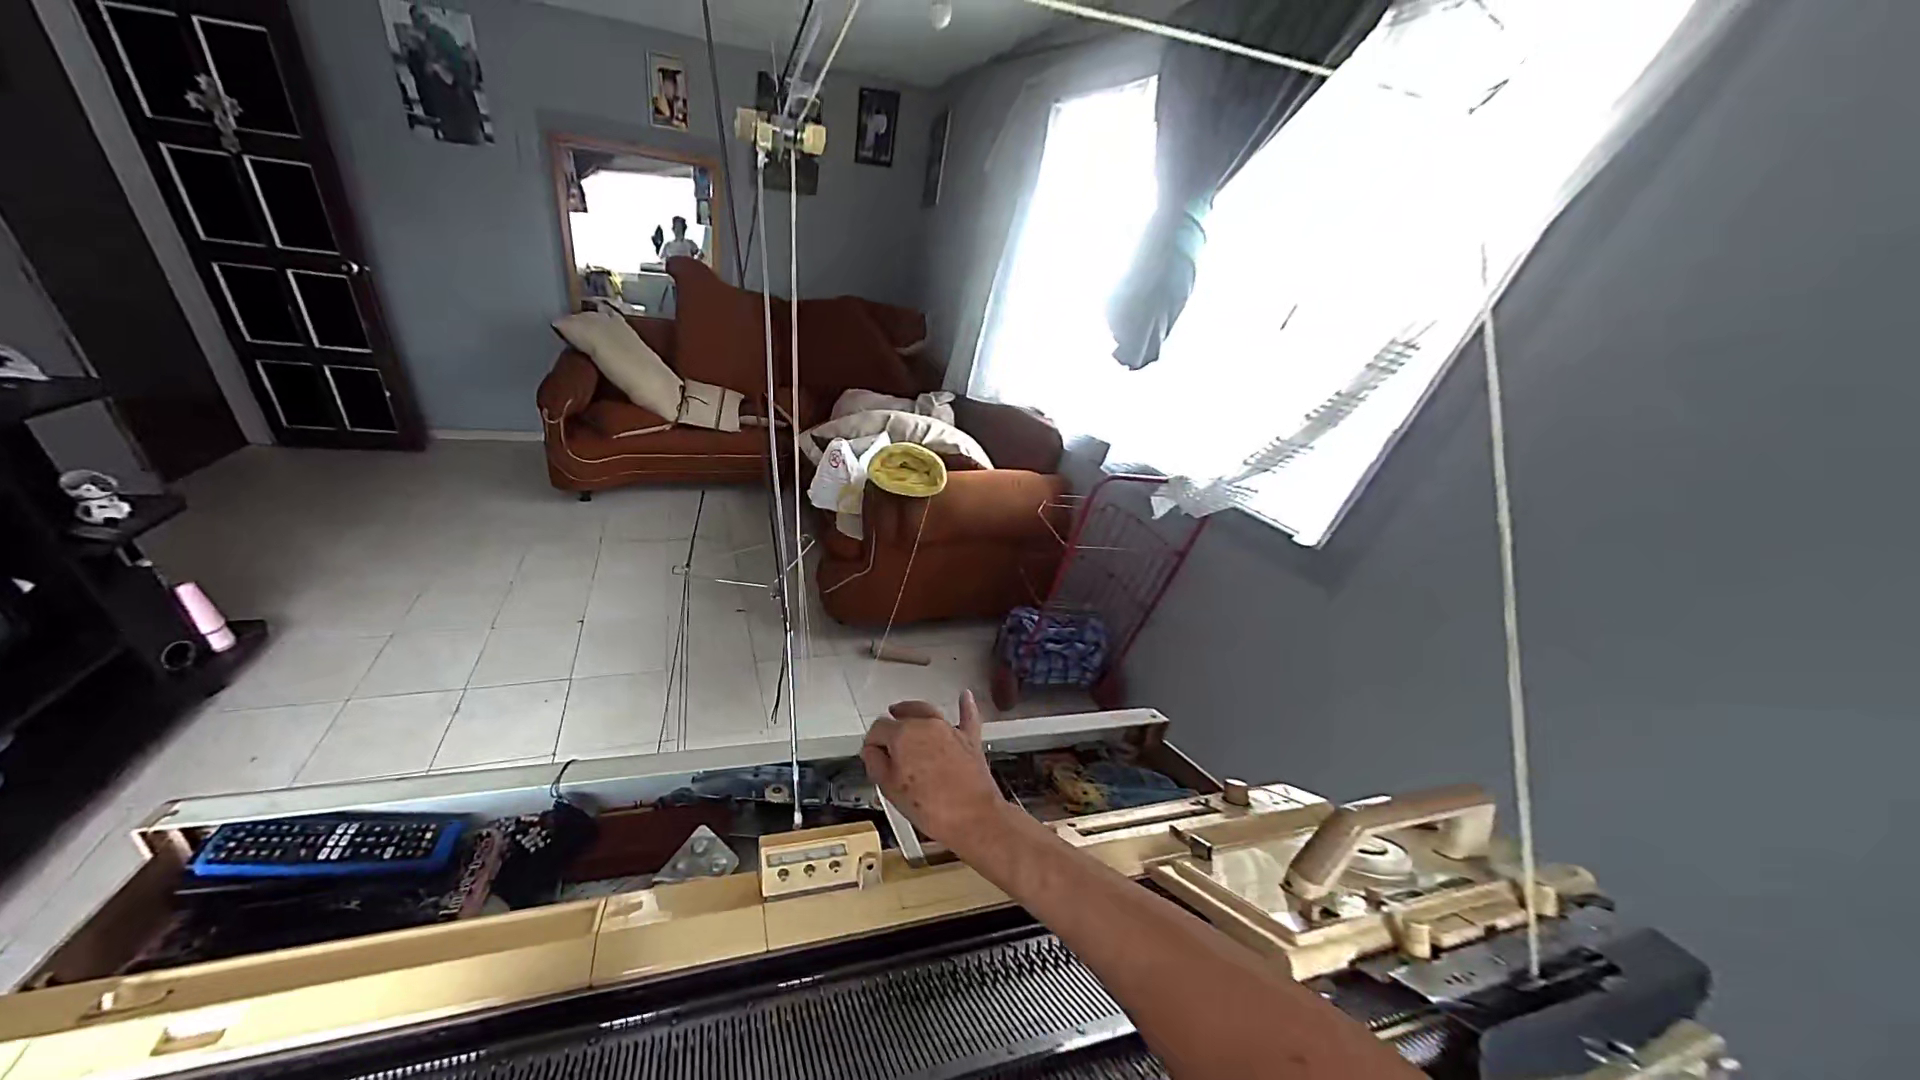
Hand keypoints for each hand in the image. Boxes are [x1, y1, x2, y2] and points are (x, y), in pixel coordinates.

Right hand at [861, 690, 1009, 854]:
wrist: (973, 817)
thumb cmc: (934, 807)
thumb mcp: (890, 790)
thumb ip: (876, 764)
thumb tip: (871, 752)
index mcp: (903, 734)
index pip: (878, 728)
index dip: (872, 742)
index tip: (871, 753)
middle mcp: (927, 725)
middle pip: (903, 716)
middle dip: (891, 725)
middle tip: (885, 737)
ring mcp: (950, 730)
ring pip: (928, 712)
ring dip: (915, 712)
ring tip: (905, 712)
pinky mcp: (969, 739)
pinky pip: (967, 716)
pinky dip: (965, 706)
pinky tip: (965, 696)